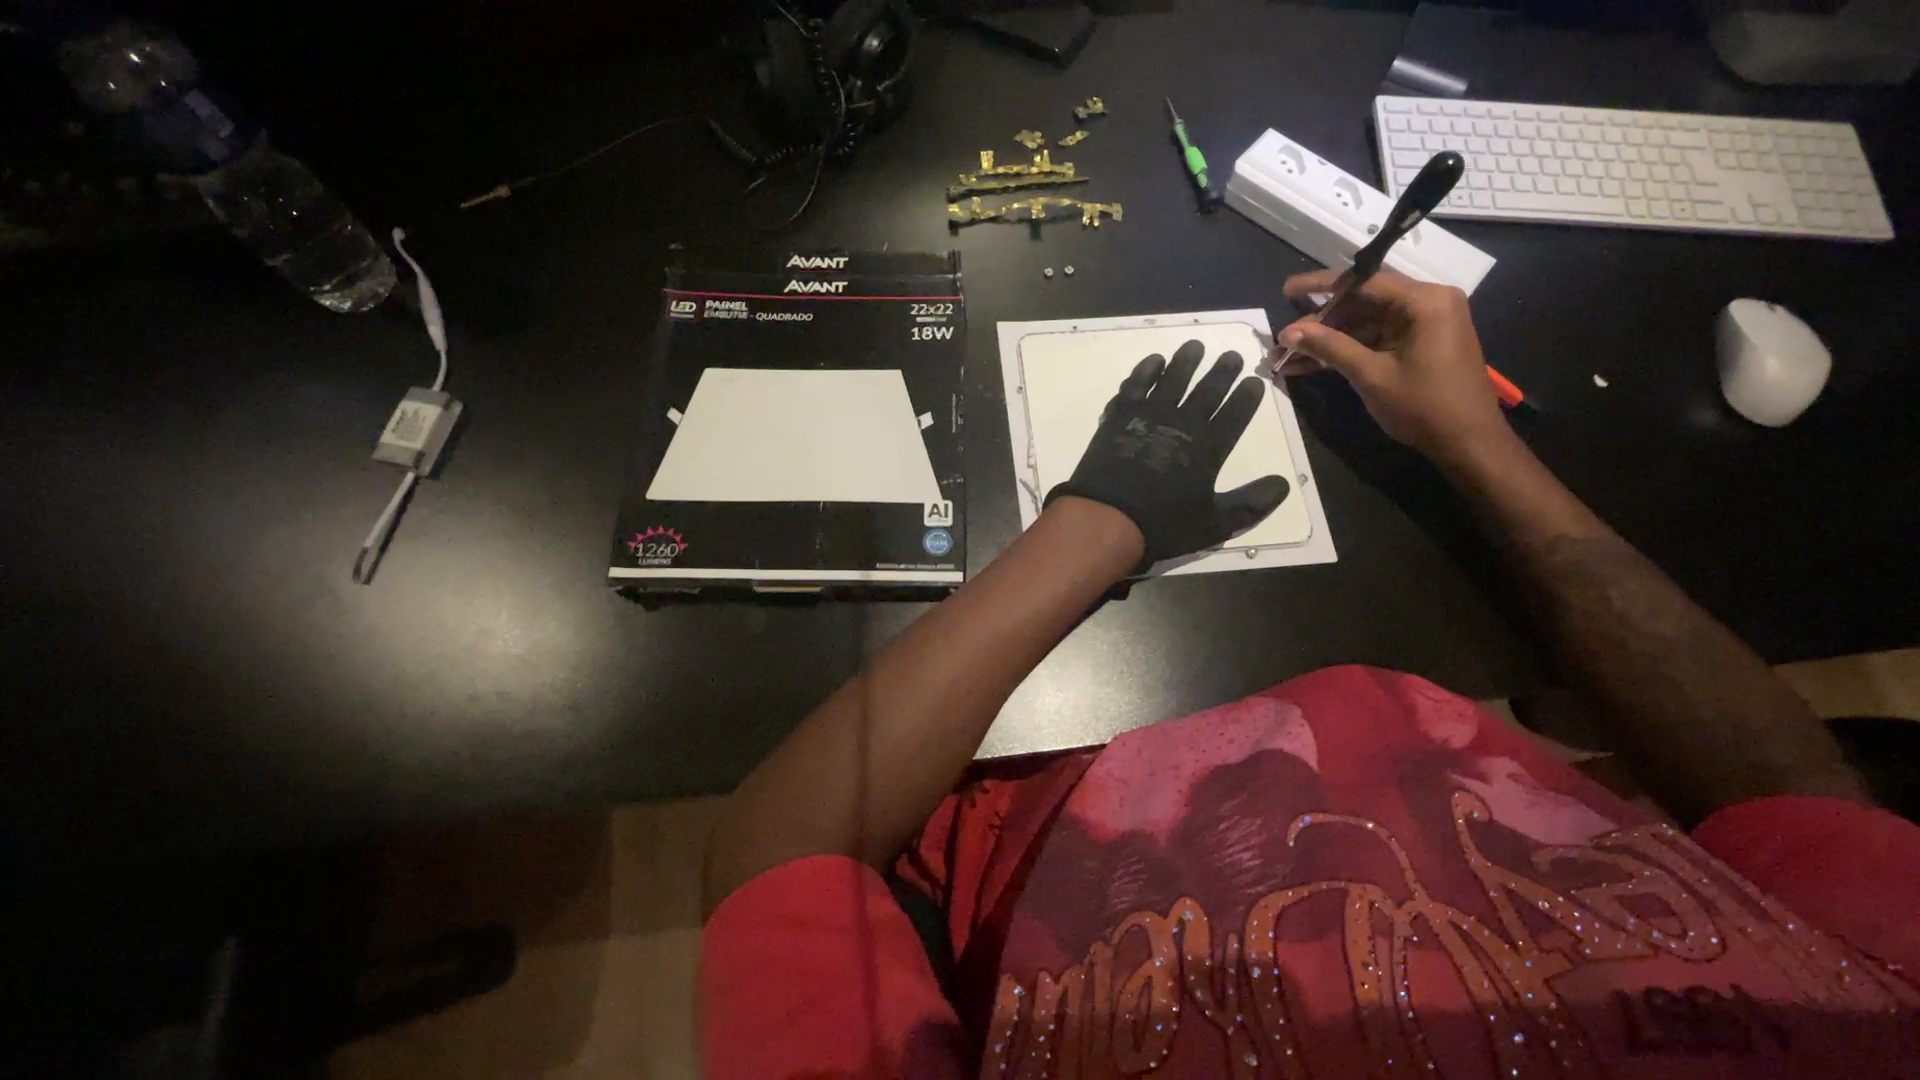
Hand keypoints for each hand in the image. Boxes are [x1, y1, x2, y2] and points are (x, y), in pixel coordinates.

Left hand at [1046, 339, 1289, 567]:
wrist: (1107, 517)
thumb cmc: (1163, 523)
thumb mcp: (1215, 523)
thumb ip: (1250, 504)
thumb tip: (1284, 485)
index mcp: (1209, 448)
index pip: (1234, 415)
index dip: (1246, 398)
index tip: (1254, 382)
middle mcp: (1183, 424)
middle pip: (1206, 390)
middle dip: (1221, 372)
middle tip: (1231, 354)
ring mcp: (1149, 417)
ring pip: (1171, 380)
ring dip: (1185, 362)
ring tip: (1194, 346)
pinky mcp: (1119, 418)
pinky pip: (1136, 386)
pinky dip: (1146, 371)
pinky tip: (1153, 362)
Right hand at [1278, 269, 1508, 463]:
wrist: (1468, 442)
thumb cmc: (1425, 406)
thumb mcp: (1371, 375)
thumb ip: (1331, 348)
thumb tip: (1288, 332)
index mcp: (1425, 301)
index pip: (1365, 282)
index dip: (1322, 286)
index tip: (1288, 291)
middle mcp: (1428, 303)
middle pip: (1363, 301)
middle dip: (1321, 321)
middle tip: (1283, 336)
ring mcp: (1424, 325)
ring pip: (1365, 323)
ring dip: (1328, 339)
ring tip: (1288, 356)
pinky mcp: (1419, 345)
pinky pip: (1376, 338)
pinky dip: (1347, 350)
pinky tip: (1310, 364)